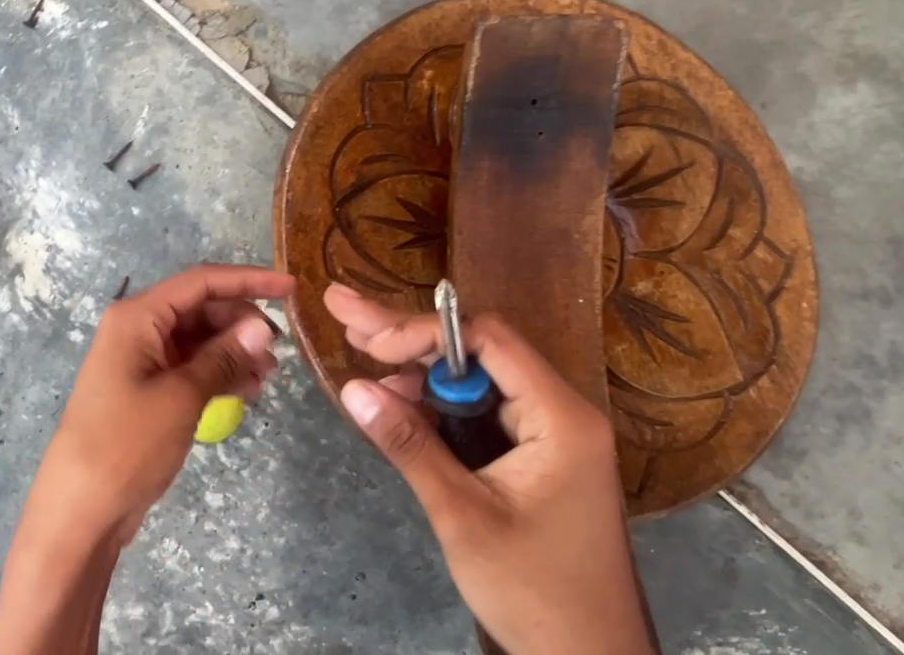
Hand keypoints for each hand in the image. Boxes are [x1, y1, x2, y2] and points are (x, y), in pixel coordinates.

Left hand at [0, 265, 290, 654]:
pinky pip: (189, 367)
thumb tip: (263, 326)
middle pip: (199, 308)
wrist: (81, 507)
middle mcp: (137, 329)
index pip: (201, 282)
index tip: (290, 288)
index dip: (248, 280)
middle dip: (241, 322)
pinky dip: (218, 373)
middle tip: (280, 348)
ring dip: (234, 350)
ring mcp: (140, 360)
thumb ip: (223, 357)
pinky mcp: (146, 389)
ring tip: (269, 374)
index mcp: (137, 316)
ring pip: (197, 339)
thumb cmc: (127, 443)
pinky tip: (247, 389)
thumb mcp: (182, 398)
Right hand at [325, 283, 654, 654]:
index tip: (371, 343)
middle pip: (475, 350)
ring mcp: (547, 433)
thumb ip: (409, 445)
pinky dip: (433, 403)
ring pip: (473, 378)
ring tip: (357, 343)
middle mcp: (558, 411)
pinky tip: (392, 395)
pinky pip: (479, 411)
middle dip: (406, 334)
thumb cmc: (535, 592)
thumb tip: (352, 387)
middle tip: (344, 311)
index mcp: (559, 416)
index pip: (487, 339)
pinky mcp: (533, 455)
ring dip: (415, 367)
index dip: (423, 332)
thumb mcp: (462, 515)